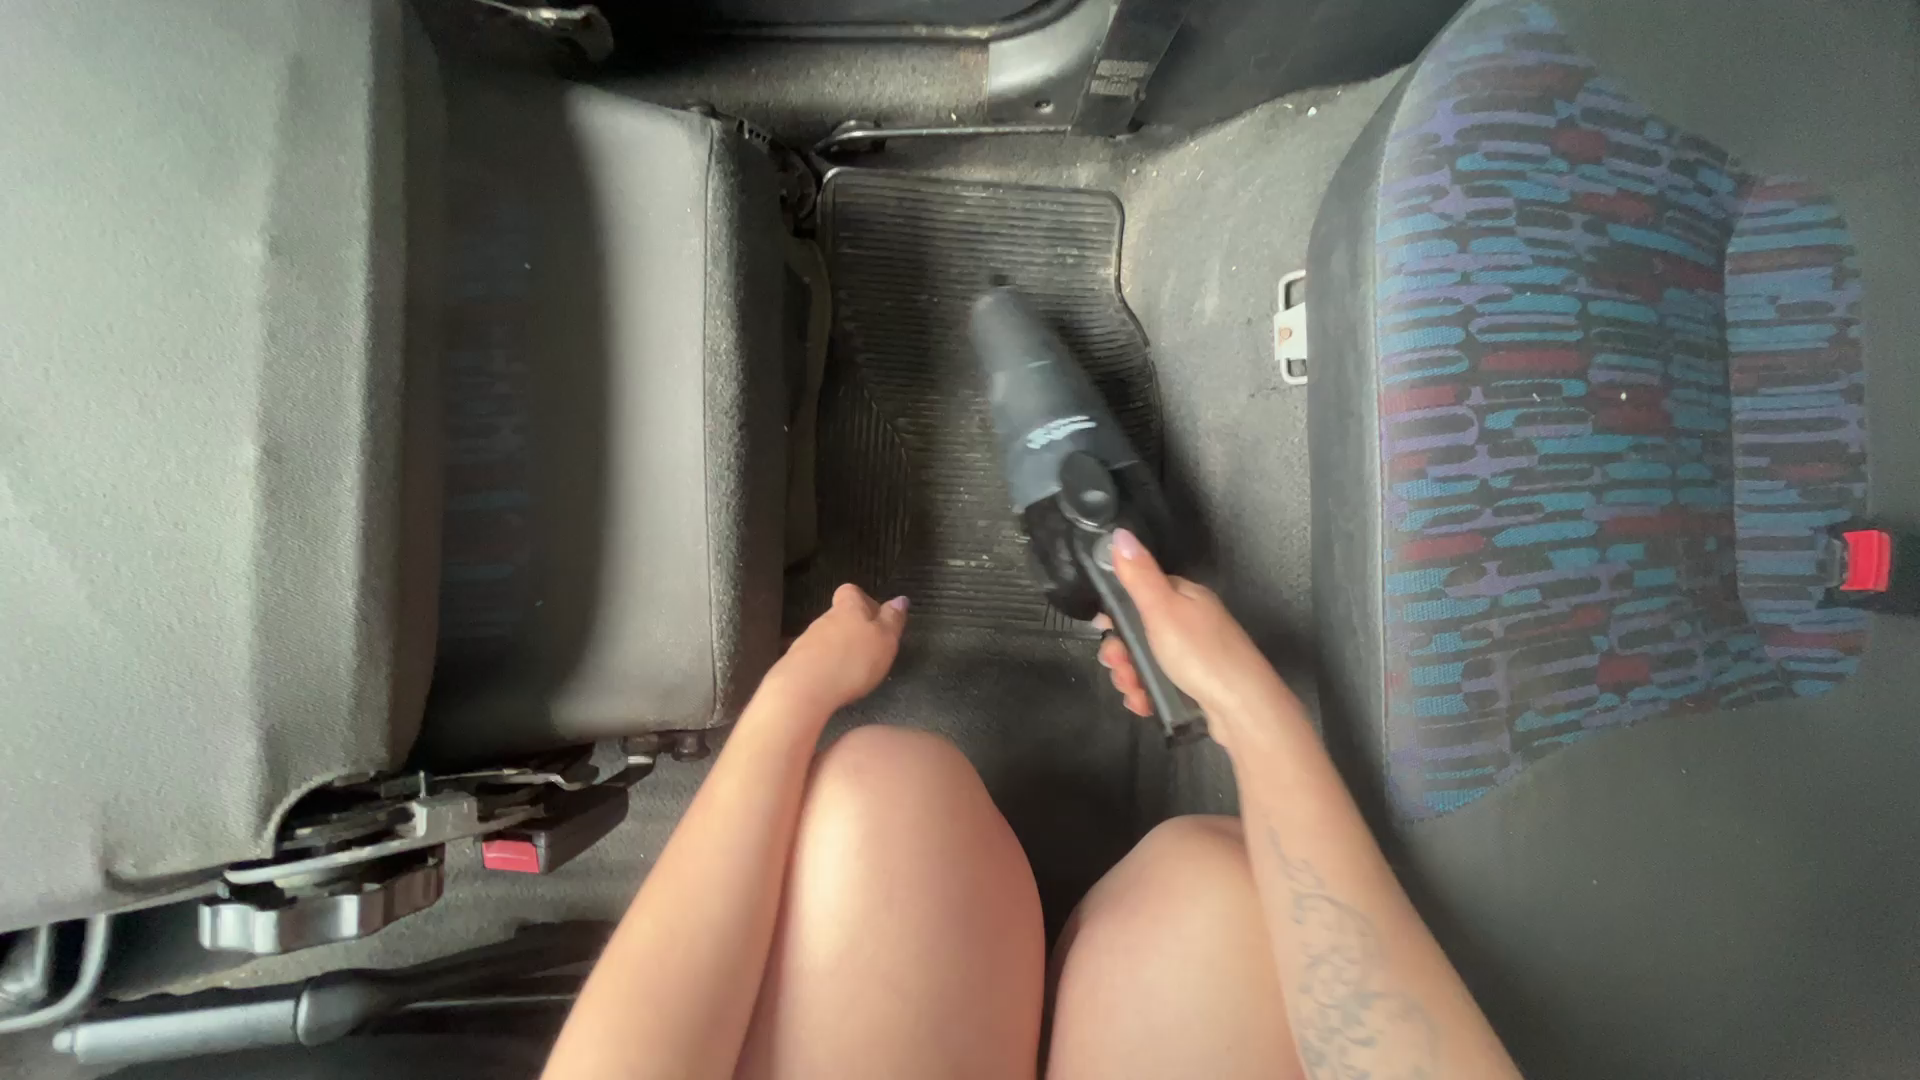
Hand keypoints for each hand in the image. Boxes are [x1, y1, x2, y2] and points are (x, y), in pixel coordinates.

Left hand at [763, 584, 908, 713]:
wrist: (803, 689)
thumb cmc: (852, 661)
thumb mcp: (884, 640)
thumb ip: (893, 619)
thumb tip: (900, 599)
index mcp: (849, 609)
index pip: (852, 591)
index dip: (863, 600)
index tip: (876, 617)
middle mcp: (825, 620)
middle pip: (839, 616)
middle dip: (854, 629)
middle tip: (870, 649)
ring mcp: (806, 641)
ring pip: (827, 638)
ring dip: (839, 649)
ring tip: (854, 670)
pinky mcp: (795, 663)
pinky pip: (815, 658)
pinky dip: (826, 666)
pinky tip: (834, 682)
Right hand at [1094, 529, 1287, 724]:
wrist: (1243, 709)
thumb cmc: (1201, 654)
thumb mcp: (1163, 610)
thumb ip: (1138, 574)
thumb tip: (1119, 534)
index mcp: (1184, 598)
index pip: (1141, 592)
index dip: (1117, 611)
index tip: (1103, 629)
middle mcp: (1189, 623)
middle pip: (1138, 631)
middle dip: (1121, 651)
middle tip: (1117, 665)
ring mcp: (1193, 656)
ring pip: (1145, 660)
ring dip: (1129, 675)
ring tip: (1132, 688)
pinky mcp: (1193, 684)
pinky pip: (1158, 684)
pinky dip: (1146, 693)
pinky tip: (1143, 702)